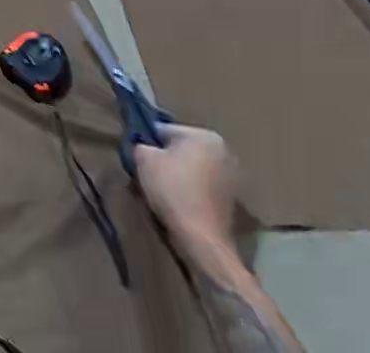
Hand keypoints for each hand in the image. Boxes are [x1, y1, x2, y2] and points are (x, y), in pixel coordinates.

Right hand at [133, 124, 237, 247]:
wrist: (202, 239)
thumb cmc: (172, 190)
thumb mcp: (144, 159)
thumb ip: (140, 144)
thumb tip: (142, 146)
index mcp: (204, 134)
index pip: (164, 130)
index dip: (147, 143)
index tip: (139, 159)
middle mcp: (222, 149)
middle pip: (180, 148)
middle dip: (164, 158)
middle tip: (148, 175)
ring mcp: (230, 175)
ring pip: (191, 167)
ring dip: (177, 174)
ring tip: (162, 191)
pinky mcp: (230, 197)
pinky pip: (201, 184)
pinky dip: (189, 189)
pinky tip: (178, 202)